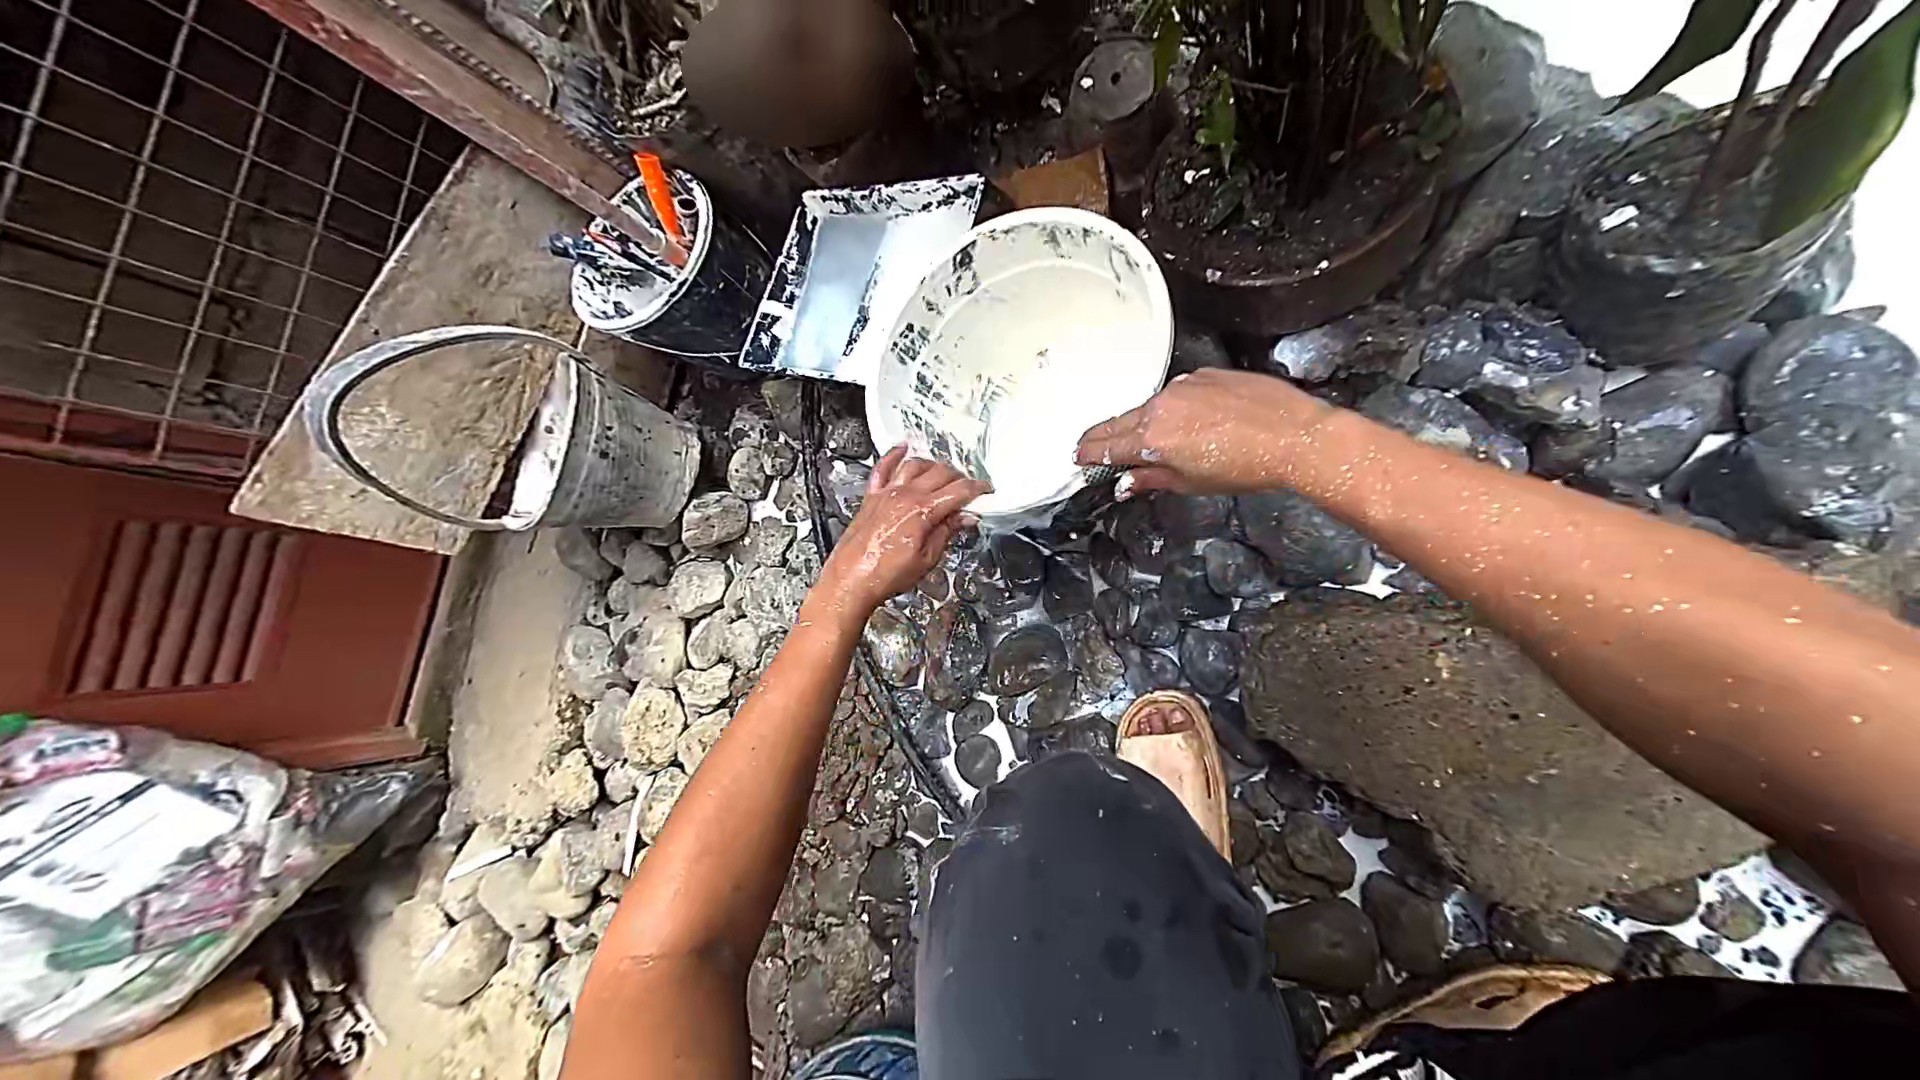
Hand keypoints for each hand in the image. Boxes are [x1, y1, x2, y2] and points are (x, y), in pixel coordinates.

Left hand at [815, 446, 989, 616]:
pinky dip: (894, 455)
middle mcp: (905, 496)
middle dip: (960, 477)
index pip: (959, 490)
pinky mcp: (872, 497)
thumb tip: (965, 518)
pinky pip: (883, 468)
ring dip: (933, 465)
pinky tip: (902, 448)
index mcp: (923, 511)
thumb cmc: (885, 575)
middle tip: (968, 487)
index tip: (986, 490)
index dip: (978, 488)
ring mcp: (887, 493)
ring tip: (943, 472)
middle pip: (941, 472)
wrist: (851, 581)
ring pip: (915, 464)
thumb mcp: (927, 558)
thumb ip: (947, 532)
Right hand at [1075, 369, 1332, 496]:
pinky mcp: (1205, 375)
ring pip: (1147, 406)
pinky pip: (1175, 392)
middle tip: (1092, 445)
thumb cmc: (1248, 465)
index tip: (1081, 457)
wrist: (1294, 437)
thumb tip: (1128, 482)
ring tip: (1144, 438)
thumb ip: (1151, 479)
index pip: (1106, 446)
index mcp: (1152, 438)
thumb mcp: (1190, 483)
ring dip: (1140, 422)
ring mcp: (1183, 387)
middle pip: (1119, 422)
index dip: (1089, 453)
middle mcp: (1161, 407)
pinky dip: (1170, 407)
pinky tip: (1184, 421)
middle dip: (1102, 436)